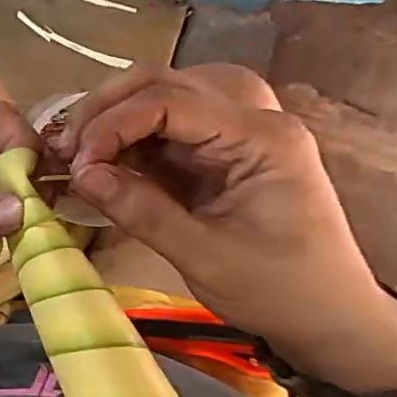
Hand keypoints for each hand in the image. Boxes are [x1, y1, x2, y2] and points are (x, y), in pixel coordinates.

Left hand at [0, 102, 41, 315]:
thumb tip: (24, 206)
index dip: (18, 135)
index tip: (36, 174)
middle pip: (4, 151)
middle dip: (34, 170)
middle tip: (58, 206)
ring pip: (4, 186)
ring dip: (28, 201)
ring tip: (50, 228)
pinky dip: (13, 226)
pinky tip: (27, 245)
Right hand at [53, 66, 396, 388]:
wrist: (330, 316)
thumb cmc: (279, 291)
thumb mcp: (205, 257)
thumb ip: (141, 211)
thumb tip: (80, 175)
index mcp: (262, 139)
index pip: (170, 101)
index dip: (112, 124)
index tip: (77, 165)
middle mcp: (253, 117)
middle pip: (163, 80)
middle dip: (104, 108)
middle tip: (66, 148)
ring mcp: (237, 128)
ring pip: (162, 90)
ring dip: (113, 113)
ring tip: (79, 149)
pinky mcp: (219, 145)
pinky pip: (165, 118)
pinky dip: (127, 131)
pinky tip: (104, 155)